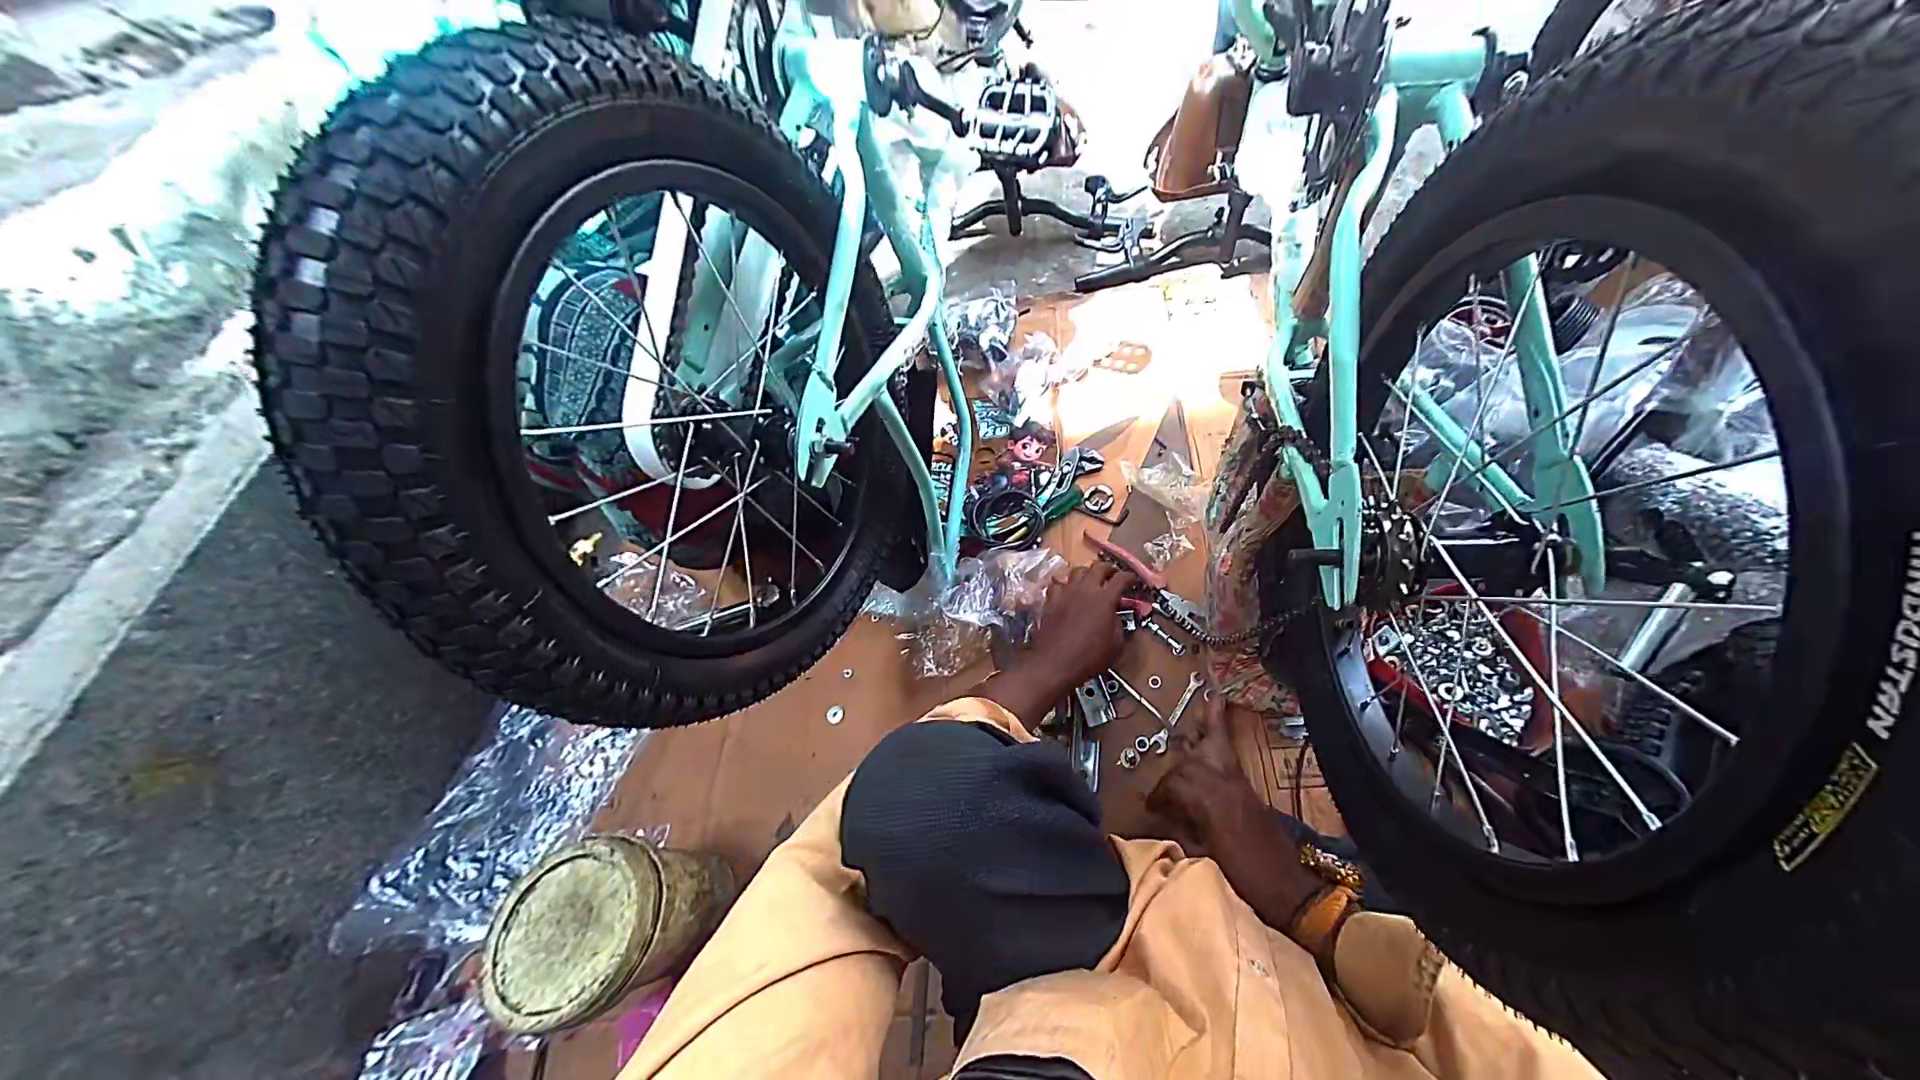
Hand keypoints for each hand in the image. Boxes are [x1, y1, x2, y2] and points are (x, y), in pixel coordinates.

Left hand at [1031, 562, 1136, 688]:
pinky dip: (1065, 584)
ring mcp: (1066, 592)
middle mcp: (1085, 589)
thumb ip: (1118, 624)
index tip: (1133, 580)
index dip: (1130, 577)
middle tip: (1113, 576)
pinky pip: (1058, 584)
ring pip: (1077, 570)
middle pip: (1098, 567)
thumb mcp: (1115, 643)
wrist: (1056, 662)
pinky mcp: (1051, 599)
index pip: (1121, 578)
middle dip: (1109, 569)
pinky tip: (1067, 590)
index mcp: (1105, 598)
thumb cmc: (1089, 656)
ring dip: (1087, 572)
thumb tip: (1115, 616)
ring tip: (1091, 580)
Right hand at [1147, 694, 1324, 931]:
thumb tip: (1163, 819)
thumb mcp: (1206, 860)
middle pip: (1189, 765)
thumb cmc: (1246, 881)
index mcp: (1212, 803)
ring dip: (1201, 733)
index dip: (1158, 797)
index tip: (1150, 809)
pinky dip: (1218, 725)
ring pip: (1210, 750)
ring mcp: (1239, 783)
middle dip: (1173, 775)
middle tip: (1163, 790)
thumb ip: (1183, 833)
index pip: (1174, 785)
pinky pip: (1227, 750)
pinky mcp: (1248, 788)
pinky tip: (1217, 703)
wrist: (1291, 894)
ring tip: (1201, 703)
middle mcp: (1225, 785)